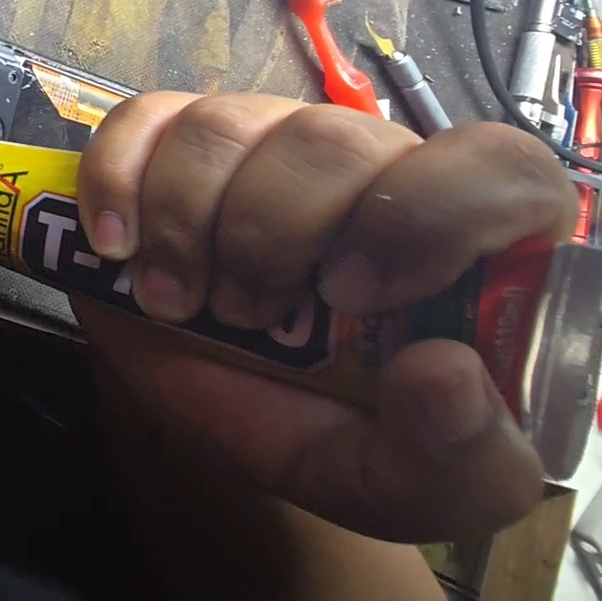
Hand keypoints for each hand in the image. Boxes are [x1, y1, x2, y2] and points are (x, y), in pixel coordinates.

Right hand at [75, 93, 574, 541]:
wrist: (184, 395)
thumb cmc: (301, 425)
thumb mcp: (395, 480)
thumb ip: (456, 458)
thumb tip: (445, 370)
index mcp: (459, 239)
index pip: (492, 168)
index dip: (424, 217)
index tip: (343, 294)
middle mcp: (361, 165)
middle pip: (327, 140)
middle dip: (263, 234)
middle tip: (235, 314)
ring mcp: (254, 136)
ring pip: (222, 125)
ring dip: (179, 220)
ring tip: (167, 299)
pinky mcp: (162, 136)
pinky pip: (137, 121)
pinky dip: (113, 179)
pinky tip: (110, 243)